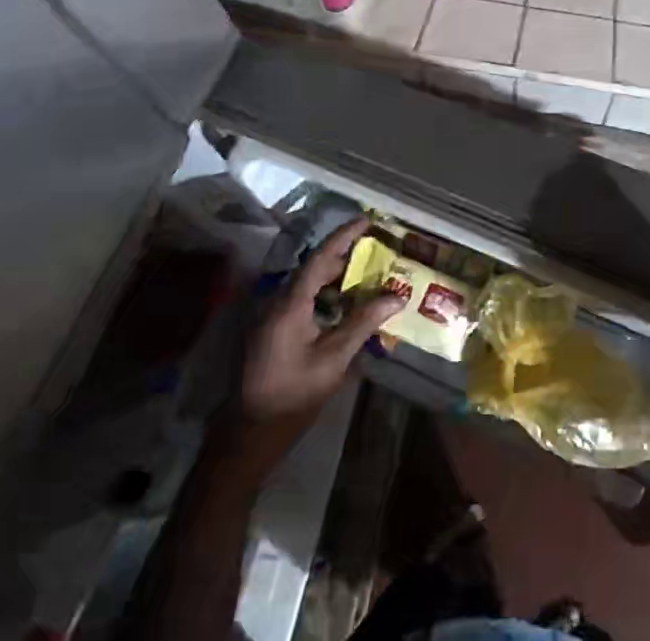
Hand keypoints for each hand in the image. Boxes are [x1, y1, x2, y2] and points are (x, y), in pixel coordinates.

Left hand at [226, 217, 402, 467]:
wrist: (252, 429)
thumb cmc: (294, 393)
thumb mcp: (334, 358)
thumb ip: (363, 323)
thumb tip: (396, 296)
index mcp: (290, 303)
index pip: (320, 258)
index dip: (344, 236)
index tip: (366, 220)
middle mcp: (278, 301)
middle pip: (314, 268)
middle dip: (344, 255)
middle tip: (376, 249)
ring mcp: (273, 315)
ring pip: (308, 284)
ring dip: (336, 276)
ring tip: (368, 273)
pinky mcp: (274, 329)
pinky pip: (303, 300)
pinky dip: (327, 295)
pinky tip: (346, 304)